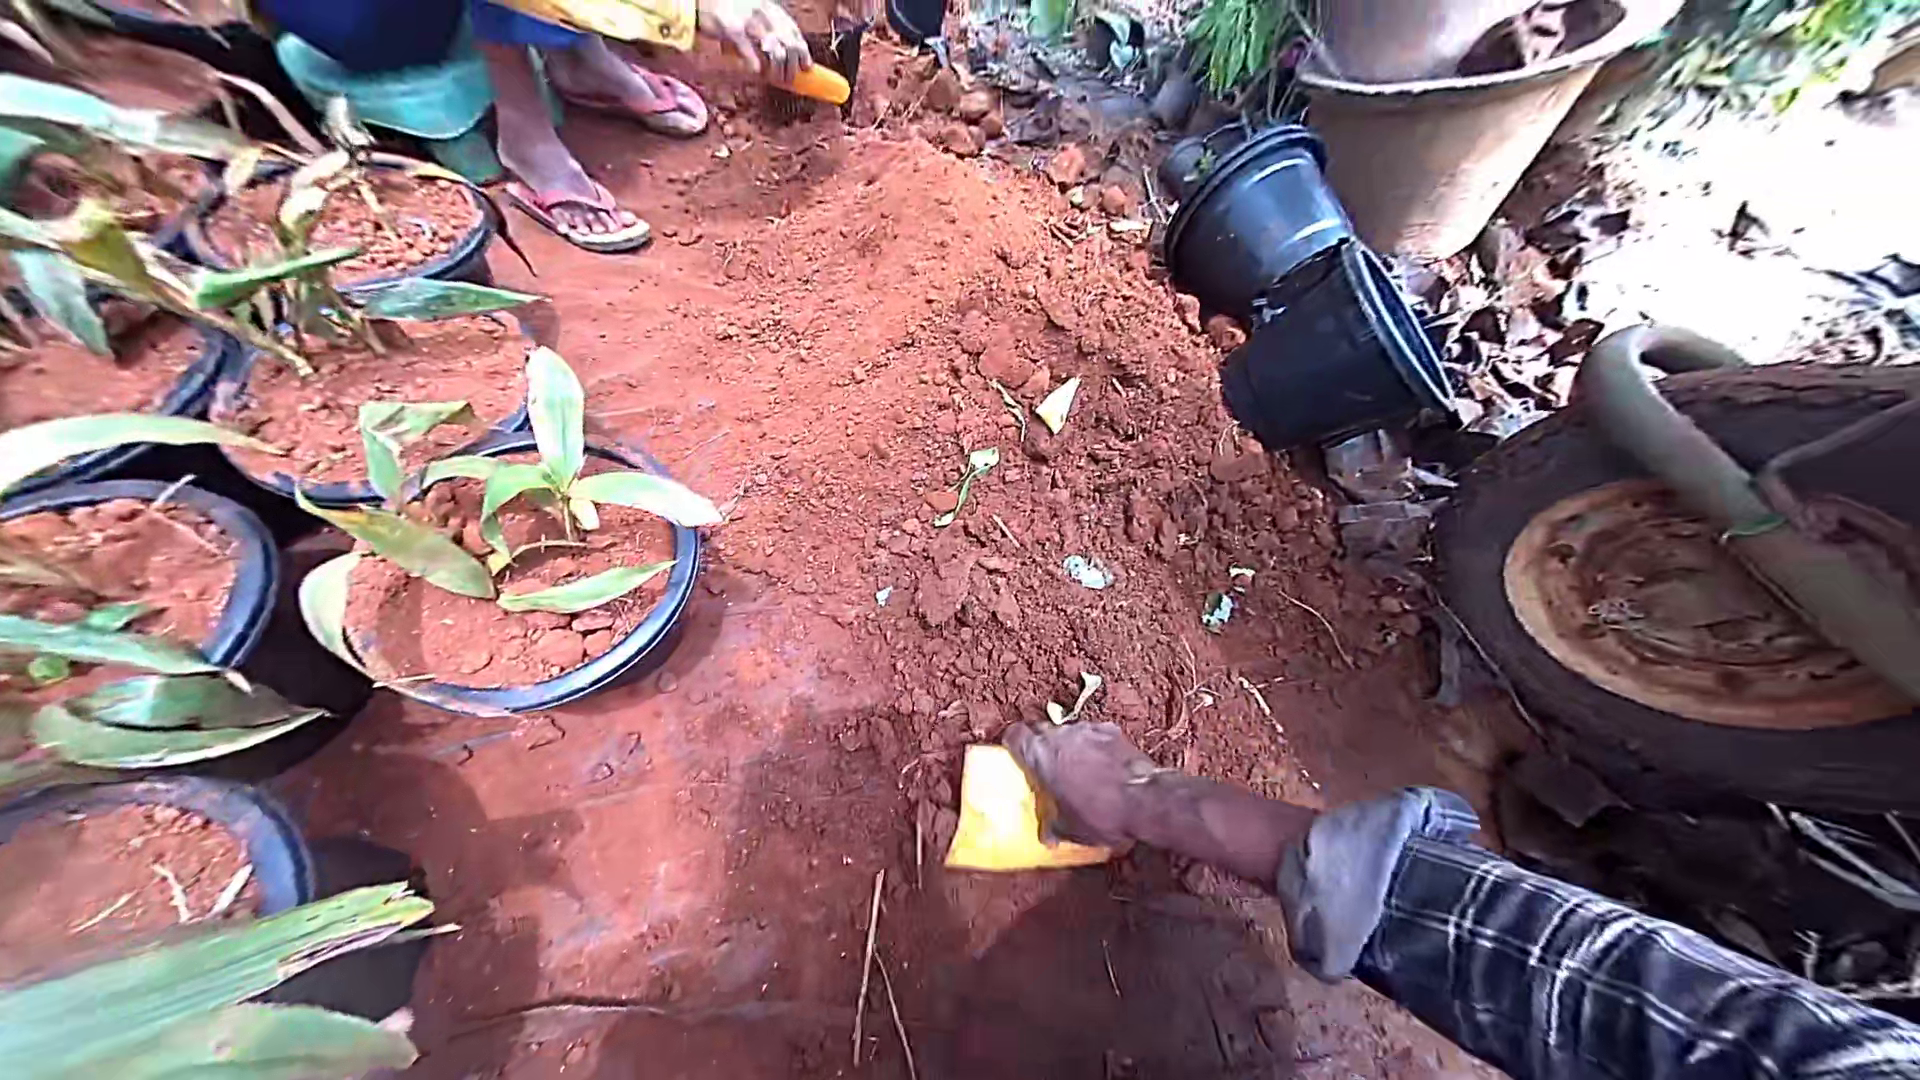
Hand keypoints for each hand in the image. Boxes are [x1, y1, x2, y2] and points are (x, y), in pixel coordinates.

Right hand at [696, 0, 810, 86]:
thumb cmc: (720, 9)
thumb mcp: (746, 14)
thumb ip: (762, 30)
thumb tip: (779, 56)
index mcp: (765, 5)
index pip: (791, 28)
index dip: (802, 49)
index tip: (807, 65)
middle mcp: (760, 9)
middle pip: (788, 42)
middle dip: (792, 65)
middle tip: (790, 79)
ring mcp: (747, 18)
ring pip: (775, 50)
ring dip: (778, 70)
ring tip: (776, 79)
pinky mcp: (732, 27)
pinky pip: (751, 53)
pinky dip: (756, 66)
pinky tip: (756, 71)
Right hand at [1004, 721, 1164, 847]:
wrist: (1143, 800)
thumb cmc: (1100, 815)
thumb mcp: (1070, 828)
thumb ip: (1052, 826)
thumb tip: (1047, 836)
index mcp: (1039, 754)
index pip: (1014, 734)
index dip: (1013, 742)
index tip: (1015, 753)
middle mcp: (1059, 734)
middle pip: (1039, 728)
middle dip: (1039, 742)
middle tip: (1043, 763)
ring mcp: (1086, 728)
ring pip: (1067, 730)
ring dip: (1067, 744)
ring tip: (1076, 766)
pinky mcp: (1110, 729)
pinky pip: (1093, 733)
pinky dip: (1093, 744)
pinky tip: (1102, 763)